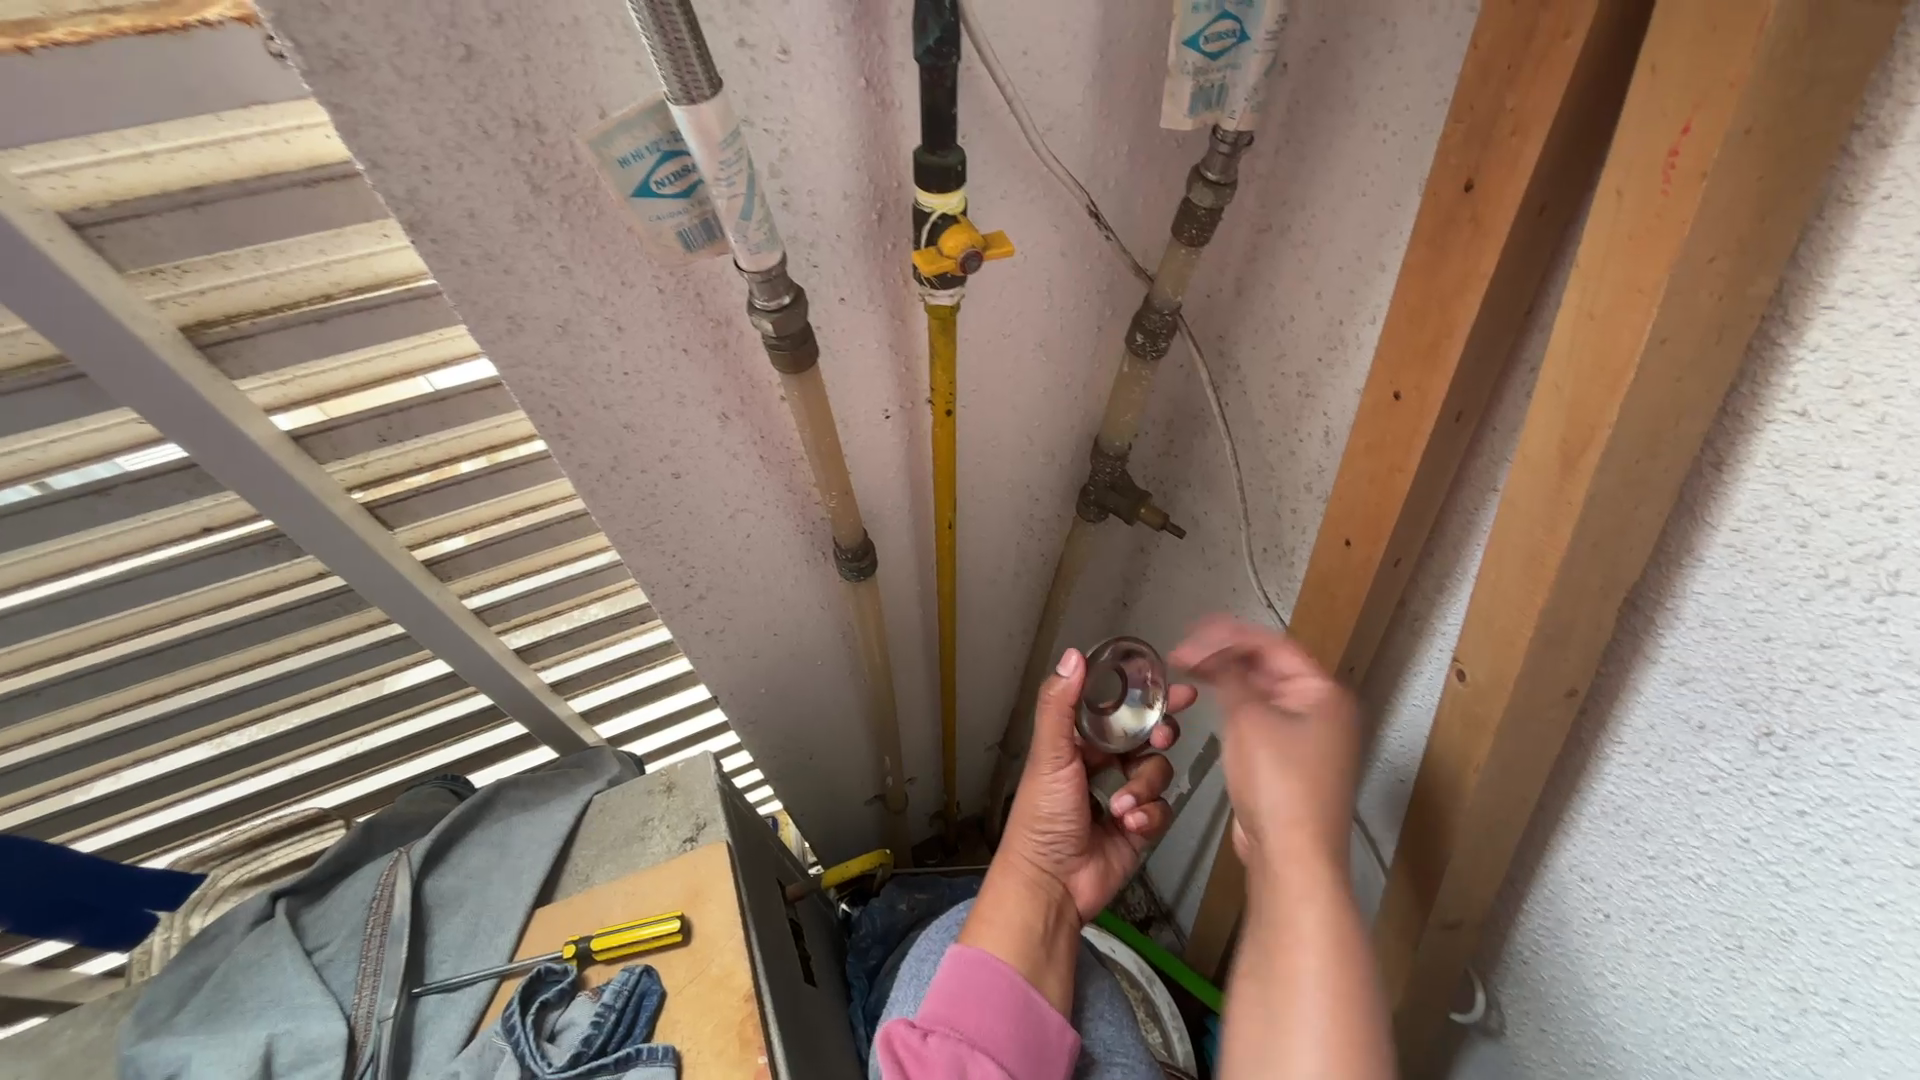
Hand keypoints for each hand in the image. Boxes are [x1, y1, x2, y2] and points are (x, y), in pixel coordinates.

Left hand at [994, 646, 1194, 920]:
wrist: (1053, 883)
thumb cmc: (1041, 817)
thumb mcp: (1049, 755)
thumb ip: (1061, 705)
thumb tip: (1072, 656)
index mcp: (1078, 743)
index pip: (1117, 709)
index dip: (1144, 698)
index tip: (1174, 690)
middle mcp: (1102, 765)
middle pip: (1146, 738)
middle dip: (1157, 737)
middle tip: (1160, 739)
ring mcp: (1123, 795)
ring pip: (1157, 772)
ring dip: (1144, 786)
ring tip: (1122, 807)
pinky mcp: (1139, 827)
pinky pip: (1162, 808)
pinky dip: (1149, 816)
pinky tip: (1130, 826)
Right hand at [1170, 615, 1360, 874]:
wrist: (1291, 855)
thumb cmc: (1278, 784)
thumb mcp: (1248, 718)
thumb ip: (1229, 676)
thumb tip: (1211, 653)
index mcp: (1323, 692)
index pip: (1272, 644)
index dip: (1228, 635)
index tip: (1190, 635)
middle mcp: (1322, 709)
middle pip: (1268, 666)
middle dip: (1224, 655)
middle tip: (1183, 653)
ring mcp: (1307, 735)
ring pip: (1262, 691)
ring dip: (1227, 678)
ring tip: (1189, 670)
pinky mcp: (1289, 759)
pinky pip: (1260, 717)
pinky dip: (1234, 704)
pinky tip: (1208, 700)